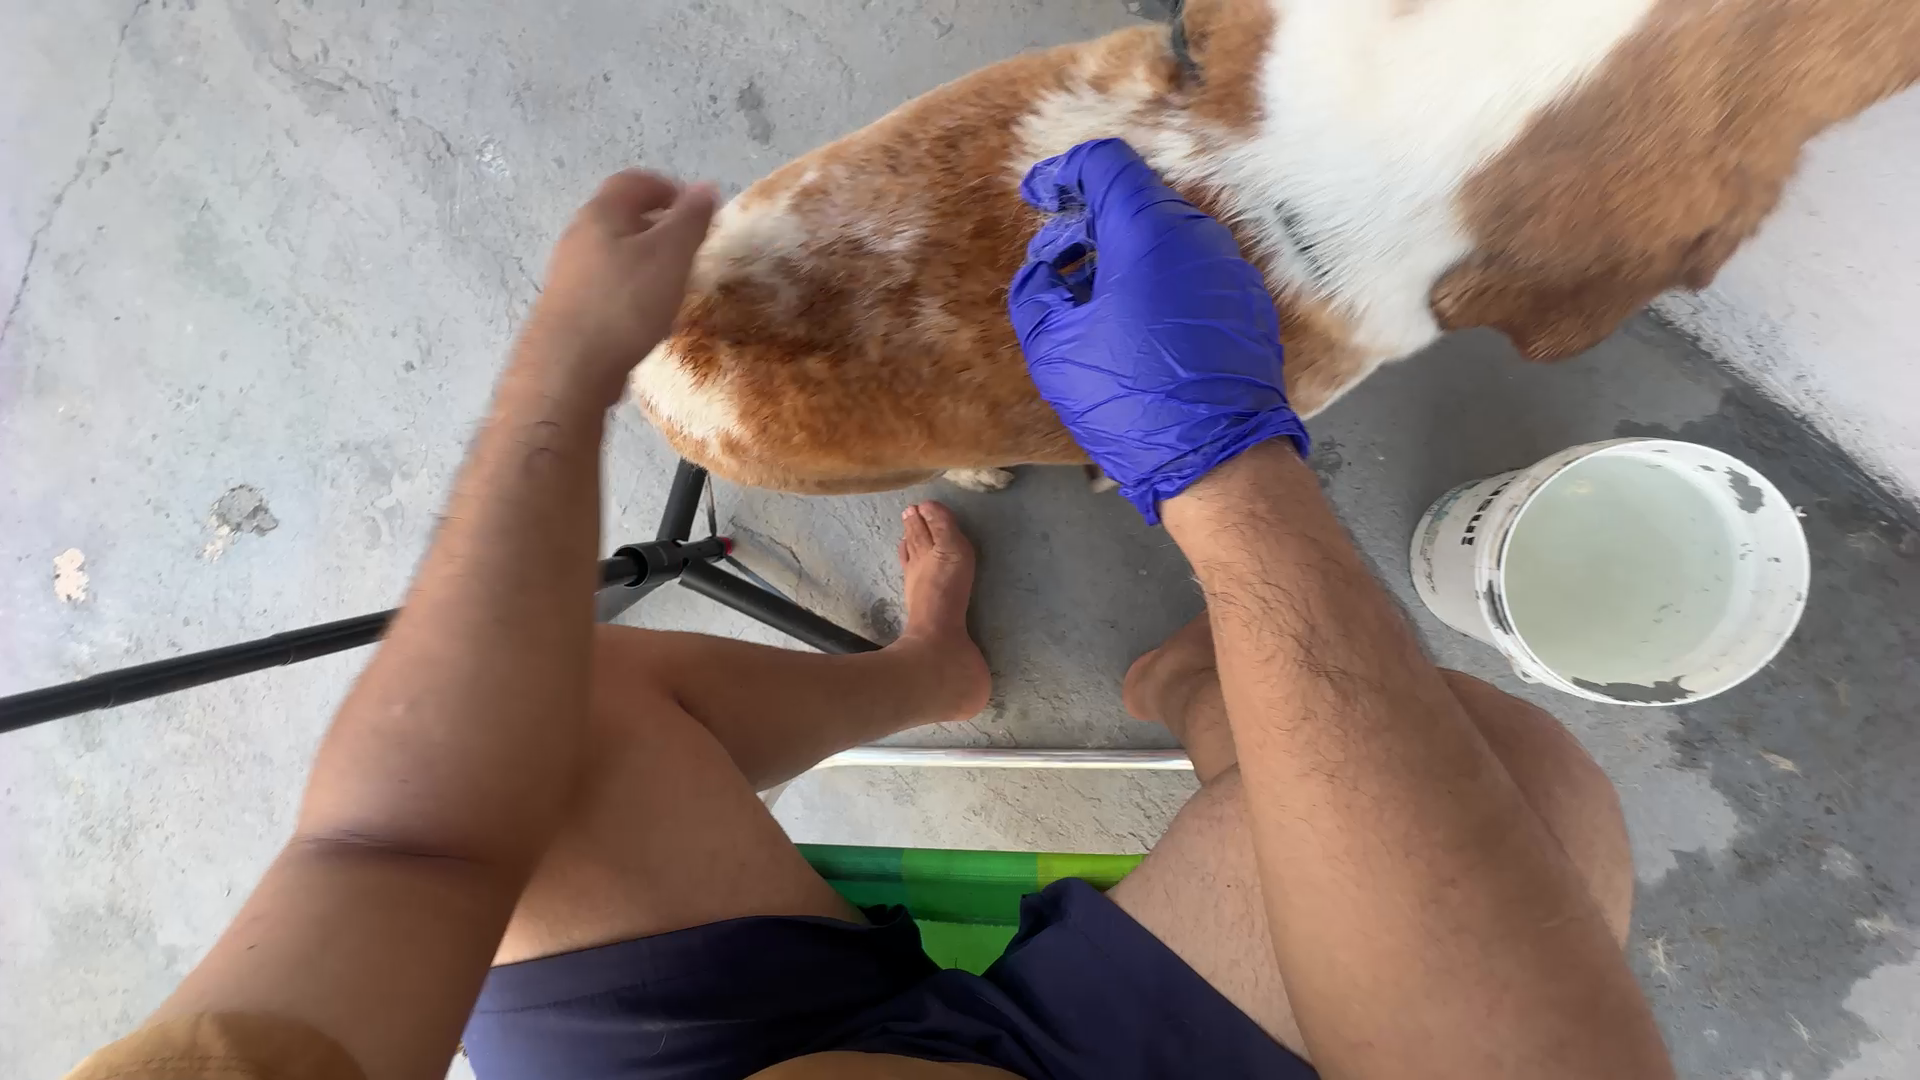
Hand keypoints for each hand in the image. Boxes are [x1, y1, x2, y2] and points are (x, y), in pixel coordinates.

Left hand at [521, 170, 718, 408]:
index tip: (697, 211)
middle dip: (659, 227)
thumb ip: (690, 222)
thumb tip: (707, 187)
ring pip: (614, 252)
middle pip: (622, 217)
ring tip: (673, 285)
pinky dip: (633, 288)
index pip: (635, 181)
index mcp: (602, 214)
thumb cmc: (626, 304)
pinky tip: (647, 316)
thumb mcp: (670, 257)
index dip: (669, 188)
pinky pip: (608, 284)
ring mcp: (571, 271)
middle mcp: (579, 235)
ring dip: (646, 260)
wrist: (570, 364)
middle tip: (690, 250)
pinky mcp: (571, 305)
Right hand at [1008, 138, 1307, 522]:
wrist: (1212, 456)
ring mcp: (1229, 270)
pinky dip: (1155, 277)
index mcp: (1147, 234)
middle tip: (1057, 260)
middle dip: (1088, 219)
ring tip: (1090, 298)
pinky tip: (1133, 322)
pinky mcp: (1244, 303)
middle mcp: (1198, 238)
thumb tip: (1045, 270)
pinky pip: (1191, 268)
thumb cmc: (1128, 400)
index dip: (1063, 173)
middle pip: (1137, 197)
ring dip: (1121, 251)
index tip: (1038, 195)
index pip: (1105, 165)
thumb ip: (1036, 292)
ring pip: (1165, 235)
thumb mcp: (1054, 349)